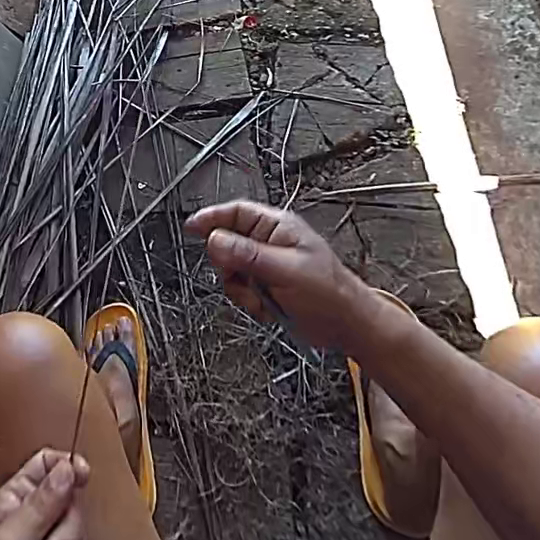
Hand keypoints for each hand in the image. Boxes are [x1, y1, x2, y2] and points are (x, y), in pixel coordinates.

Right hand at [185, 200, 381, 352]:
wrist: (347, 326)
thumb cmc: (329, 293)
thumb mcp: (286, 270)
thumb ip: (248, 255)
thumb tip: (214, 239)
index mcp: (276, 227)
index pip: (235, 213)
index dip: (211, 218)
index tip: (191, 227)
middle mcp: (268, 242)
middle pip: (226, 243)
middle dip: (230, 266)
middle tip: (244, 277)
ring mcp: (265, 265)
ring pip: (230, 270)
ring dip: (241, 289)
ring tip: (262, 297)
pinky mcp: (265, 286)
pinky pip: (240, 289)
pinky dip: (248, 301)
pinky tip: (268, 307)